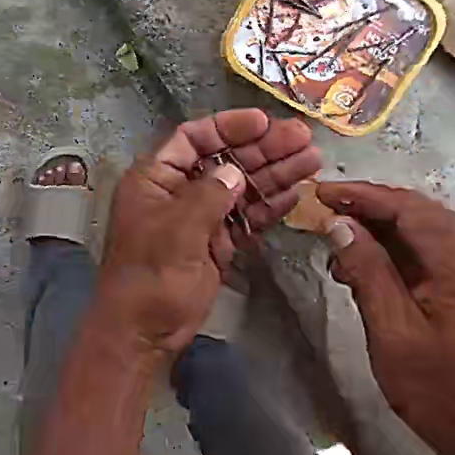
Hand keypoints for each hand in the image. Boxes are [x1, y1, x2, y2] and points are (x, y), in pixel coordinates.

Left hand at [90, 109, 321, 360]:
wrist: (143, 333)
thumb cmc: (149, 277)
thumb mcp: (176, 230)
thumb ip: (208, 195)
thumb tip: (234, 172)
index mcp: (156, 179)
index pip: (193, 138)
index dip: (228, 126)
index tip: (264, 121)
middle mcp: (178, 192)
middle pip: (224, 159)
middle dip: (263, 149)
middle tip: (303, 138)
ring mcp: (199, 218)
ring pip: (240, 187)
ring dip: (274, 173)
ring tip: (311, 160)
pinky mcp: (216, 243)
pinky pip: (246, 217)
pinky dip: (269, 206)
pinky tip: (296, 193)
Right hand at [318, 181, 454, 454]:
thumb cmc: (445, 398)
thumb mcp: (394, 336)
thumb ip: (369, 273)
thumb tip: (340, 226)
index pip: (413, 210)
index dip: (365, 197)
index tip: (323, 194)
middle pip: (426, 218)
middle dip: (374, 212)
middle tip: (327, 218)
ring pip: (435, 237)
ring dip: (388, 236)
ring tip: (343, 248)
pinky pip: (445, 259)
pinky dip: (408, 257)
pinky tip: (377, 270)